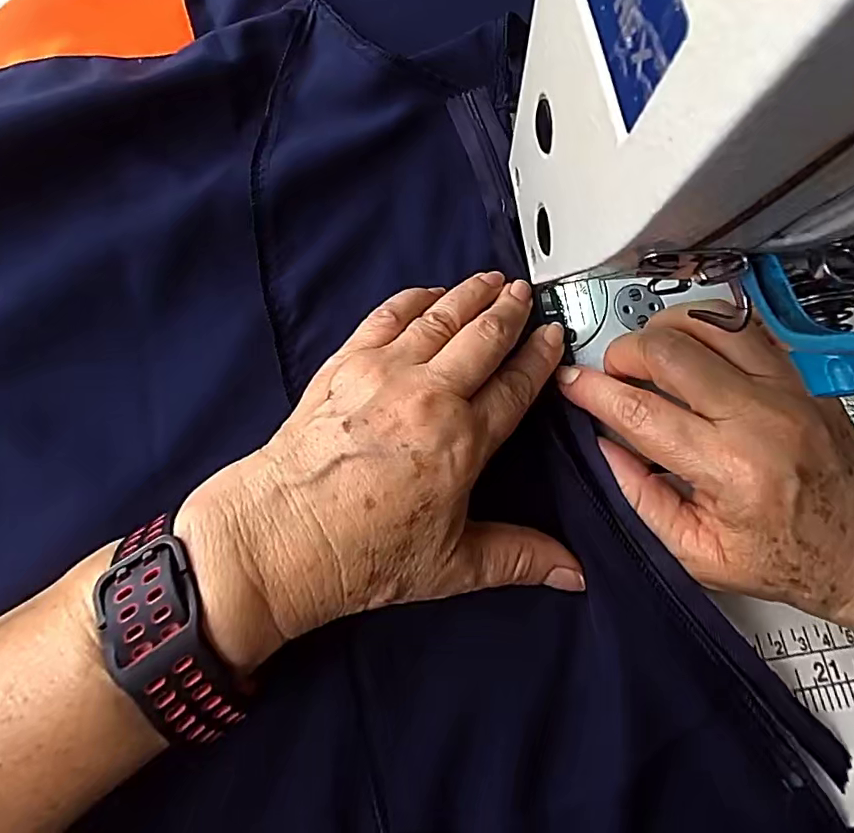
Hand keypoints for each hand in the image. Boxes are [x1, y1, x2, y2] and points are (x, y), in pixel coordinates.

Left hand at [174, 272, 583, 672]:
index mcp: (461, 441)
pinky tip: (426, 293)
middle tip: (526, 294)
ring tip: (490, 281)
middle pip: (482, 338)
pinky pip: (385, 317)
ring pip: (438, 318)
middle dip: (509, 311)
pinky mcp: (344, 364)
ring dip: (468, 295)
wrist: (282, 534)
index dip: (538, 357)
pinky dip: (410, 299)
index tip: (553, 337)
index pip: (515, 386)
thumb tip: (571, 572)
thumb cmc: (360, 551)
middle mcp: (426, 396)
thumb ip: (518, 558)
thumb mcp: (452, 565)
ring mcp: (382, 373)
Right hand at [555, 304, 853, 650]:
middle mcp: (762, 420)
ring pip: (703, 323)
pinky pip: (743, 325)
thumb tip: (603, 447)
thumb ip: (639, 497)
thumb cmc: (804, 561)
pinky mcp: (801, 378)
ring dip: (660, 333)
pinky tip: (690, 348)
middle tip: (612, 376)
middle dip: (620, 355)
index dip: (589, 390)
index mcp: (732, 471)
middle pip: (665, 349)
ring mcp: (787, 391)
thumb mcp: (699, 554)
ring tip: (649, 360)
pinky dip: (704, 326)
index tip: (569, 382)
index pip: (638, 410)